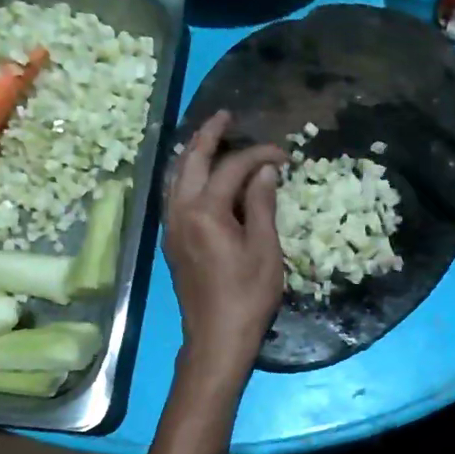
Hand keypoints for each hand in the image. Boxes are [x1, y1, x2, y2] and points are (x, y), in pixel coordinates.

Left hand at [164, 111, 287, 375]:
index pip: (231, 168)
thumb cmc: (247, 296)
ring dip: (192, 154)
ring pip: (176, 178)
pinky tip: (202, 177)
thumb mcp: (264, 249)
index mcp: (205, 212)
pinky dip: (188, 177)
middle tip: (225, 116)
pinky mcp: (172, 241)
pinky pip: (175, 196)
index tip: (284, 155)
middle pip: (190, 162)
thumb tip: (264, 170)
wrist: (215, 337)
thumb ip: (262, 204)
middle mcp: (180, 212)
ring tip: (211, 138)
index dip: (258, 155)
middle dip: (207, 135)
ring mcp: (171, 227)